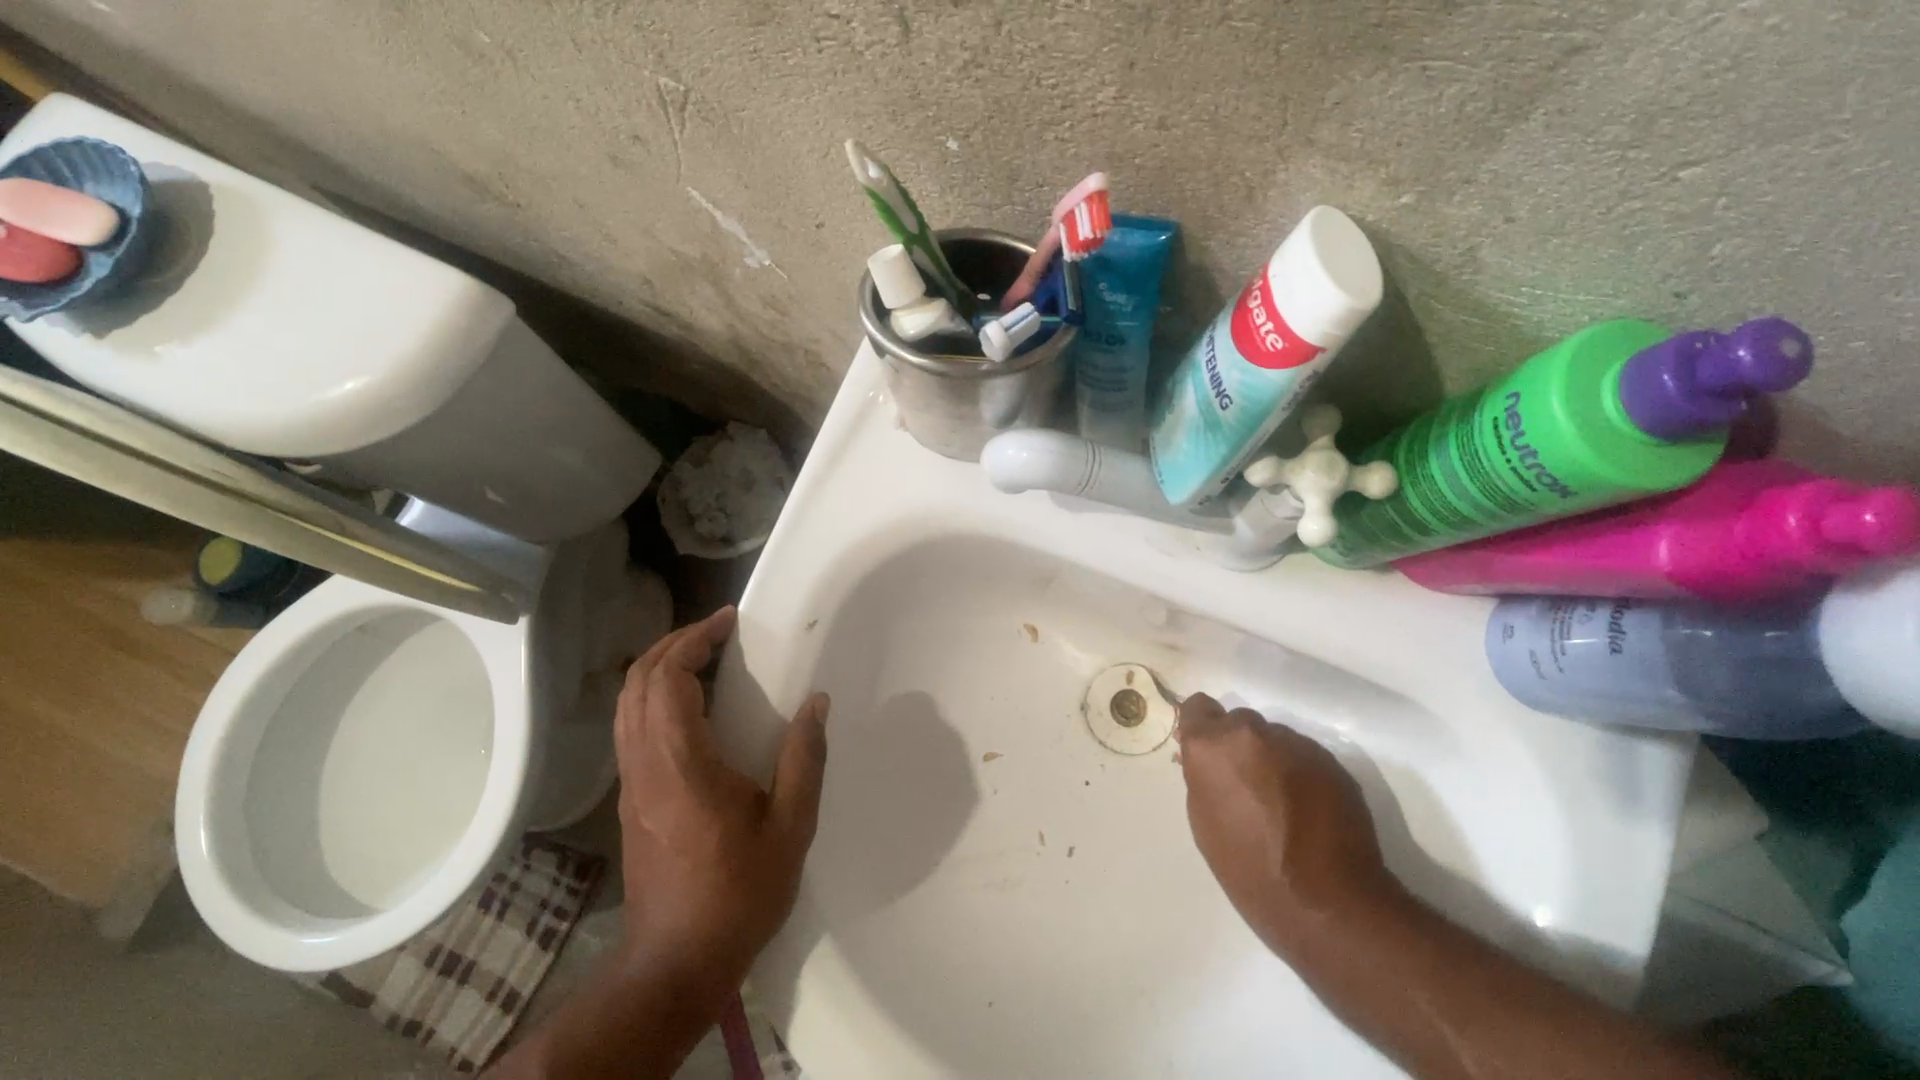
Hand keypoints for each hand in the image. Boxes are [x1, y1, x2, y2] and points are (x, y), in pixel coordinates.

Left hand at [613, 606, 828, 992]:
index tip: (728, 622)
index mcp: (681, 763)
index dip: (693, 639)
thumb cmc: (738, 893)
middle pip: (637, 682)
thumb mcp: (791, 827)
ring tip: (704, 661)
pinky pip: (632, 730)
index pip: (667, 678)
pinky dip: (655, 699)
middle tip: (716, 633)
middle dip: (673, 644)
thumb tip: (816, 703)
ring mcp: (630, 785)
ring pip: (627, 706)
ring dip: (659, 670)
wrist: (677, 960)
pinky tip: (694, 711)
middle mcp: (644, 764)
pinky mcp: (630, 802)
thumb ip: (805, 759)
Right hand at [1177, 693, 1397, 957]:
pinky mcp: (1332, 761)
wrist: (1324, 899)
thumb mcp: (1204, 822)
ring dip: (1273, 760)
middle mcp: (1253, 733)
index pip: (1198, 707)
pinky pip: (1305, 757)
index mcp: (1212, 746)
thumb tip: (1212, 763)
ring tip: (1282, 802)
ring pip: (1275, 739)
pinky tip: (1308, 811)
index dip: (1201, 727)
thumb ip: (1204, 778)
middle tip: (1246, 786)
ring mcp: (1297, 744)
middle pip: (1239, 723)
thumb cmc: (1248, 868)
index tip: (1208, 753)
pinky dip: (1301, 774)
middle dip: (1240, 747)